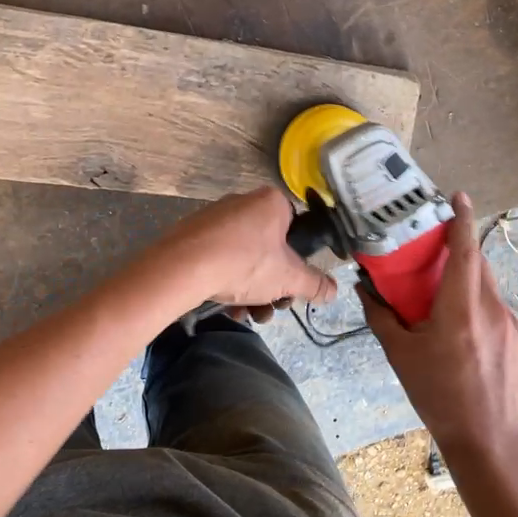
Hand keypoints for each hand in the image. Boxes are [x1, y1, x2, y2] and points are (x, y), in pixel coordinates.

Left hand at [150, 187, 337, 308]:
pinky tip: (225, 307)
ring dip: (250, 291)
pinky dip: (226, 281)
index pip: (296, 229)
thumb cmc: (245, 263)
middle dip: (271, 285)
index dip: (296, 261)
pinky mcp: (194, 233)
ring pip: (244, 257)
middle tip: (268, 309)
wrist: (183, 266)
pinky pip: (220, 257)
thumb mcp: (288, 279)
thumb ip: (314, 284)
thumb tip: (333, 290)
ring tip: (245, 315)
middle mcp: (244, 201)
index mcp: (271, 201)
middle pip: (269, 249)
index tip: (290, 286)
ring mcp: (216, 216)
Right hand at [362, 194, 517, 452]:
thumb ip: (381, 317)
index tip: (457, 196)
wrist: (492, 443)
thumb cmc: (440, 398)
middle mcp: (491, 309)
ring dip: (466, 286)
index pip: (465, 250)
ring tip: (444, 308)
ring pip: (487, 288)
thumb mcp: (401, 357)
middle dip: (458, 252)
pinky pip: (497, 311)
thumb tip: (364, 289)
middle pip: (477, 264)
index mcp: (460, 309)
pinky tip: (465, 339)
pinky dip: (479, 310)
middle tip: (435, 253)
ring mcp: (512, 324)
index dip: (461, 219)